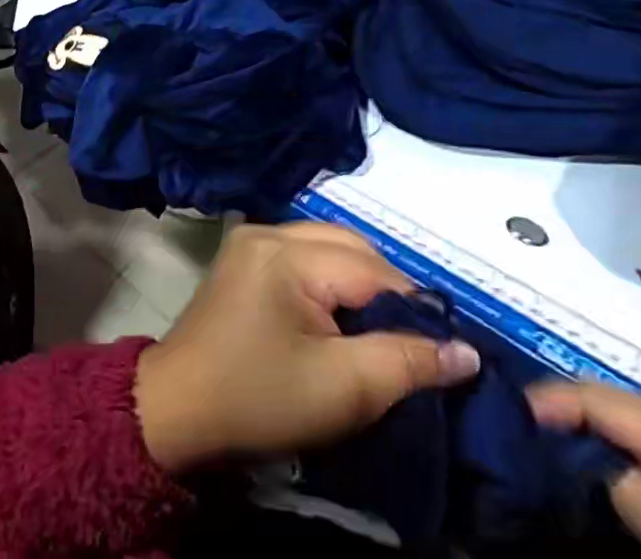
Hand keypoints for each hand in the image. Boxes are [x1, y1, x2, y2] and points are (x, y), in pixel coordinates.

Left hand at [133, 223, 480, 472]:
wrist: (176, 409)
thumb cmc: (258, 399)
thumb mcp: (345, 388)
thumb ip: (408, 361)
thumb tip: (464, 351)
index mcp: (285, 253)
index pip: (375, 271)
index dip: (416, 311)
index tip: (441, 354)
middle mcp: (266, 232)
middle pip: (351, 248)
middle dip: (388, 292)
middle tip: (408, 343)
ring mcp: (249, 243)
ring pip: (328, 250)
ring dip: (359, 287)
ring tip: (376, 335)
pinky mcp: (241, 261)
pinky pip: (302, 259)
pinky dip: (329, 284)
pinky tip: (338, 321)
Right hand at [527, 382, 640, 558]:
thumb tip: (589, 460)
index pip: (601, 398)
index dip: (546, 398)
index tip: (505, 416)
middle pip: (622, 405)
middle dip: (568, 412)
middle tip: (523, 437)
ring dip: (601, 430)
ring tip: (561, 452)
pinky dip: (637, 448)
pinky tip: (624, 472)